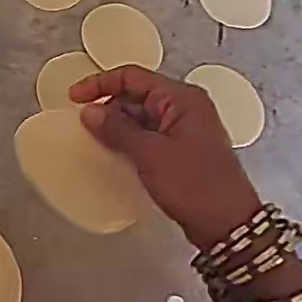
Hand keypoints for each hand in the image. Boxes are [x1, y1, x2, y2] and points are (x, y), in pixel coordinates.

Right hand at [69, 66, 262, 248]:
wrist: (227, 224)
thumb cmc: (194, 184)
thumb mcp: (150, 154)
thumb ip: (117, 129)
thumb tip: (89, 113)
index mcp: (181, 98)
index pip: (133, 77)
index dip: (100, 84)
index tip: (74, 98)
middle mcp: (184, 107)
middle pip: (136, 95)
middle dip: (108, 107)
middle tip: (83, 127)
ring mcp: (183, 129)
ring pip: (140, 117)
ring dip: (117, 126)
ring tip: (93, 142)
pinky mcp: (181, 149)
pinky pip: (148, 136)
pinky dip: (129, 141)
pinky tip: (113, 154)